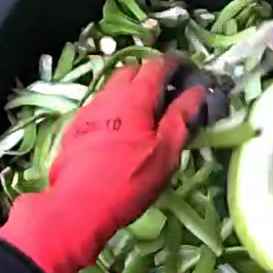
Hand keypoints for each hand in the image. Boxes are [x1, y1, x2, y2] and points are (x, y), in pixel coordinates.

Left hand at [0, 56, 206, 272]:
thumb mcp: (165, 153)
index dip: (175, 64)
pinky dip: (116, 109)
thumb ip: (180, 118)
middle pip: (132, 71)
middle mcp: (108, 95)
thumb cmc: (128, 181)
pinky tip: (122, 131)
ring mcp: (88, 110)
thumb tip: (196, 92)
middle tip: (169, 94)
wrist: (76, 207)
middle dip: (151, 75)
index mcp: (134, 97)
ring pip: (113, 89)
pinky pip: (100, 107)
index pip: (157, 66)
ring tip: (147, 115)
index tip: (188, 71)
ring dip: (131, 93)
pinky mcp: (76, 128)